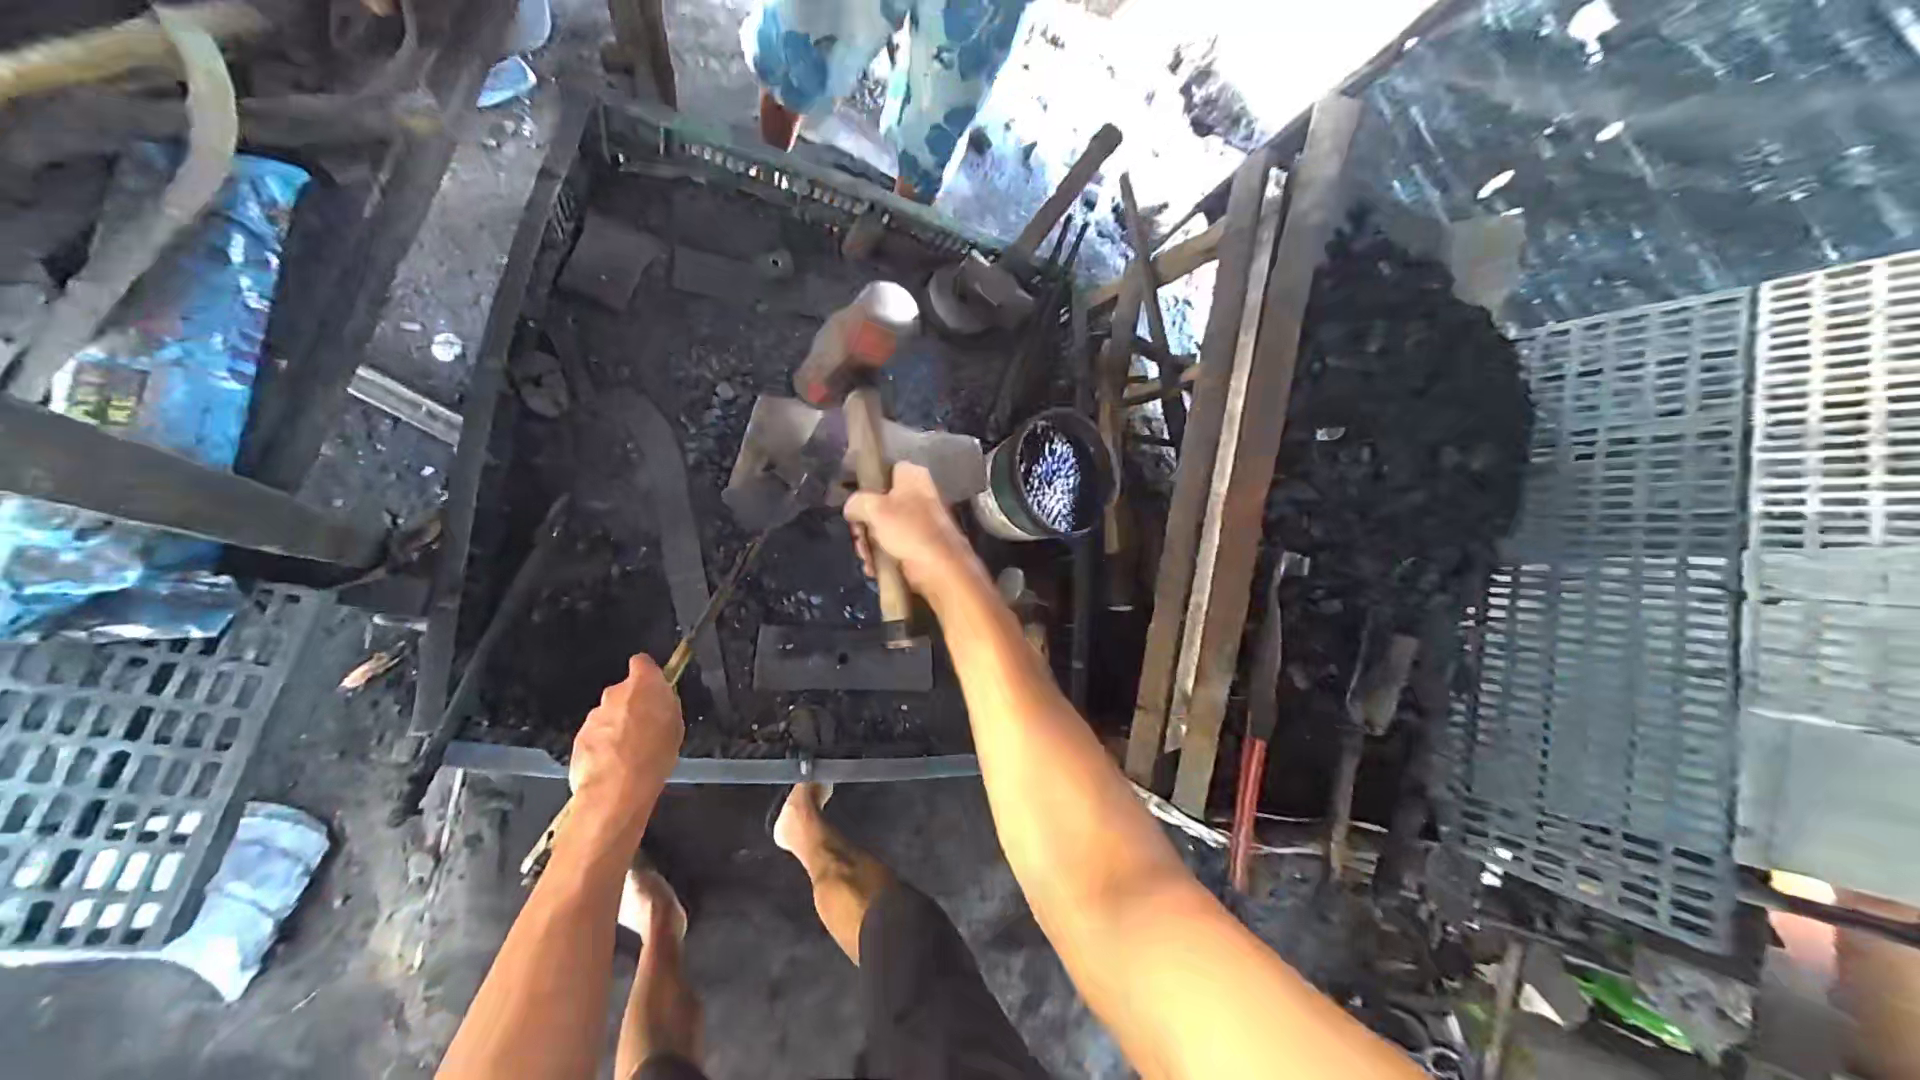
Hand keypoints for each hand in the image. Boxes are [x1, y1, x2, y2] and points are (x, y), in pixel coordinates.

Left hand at [569, 654, 682, 833]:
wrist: (617, 789)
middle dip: (632, 705)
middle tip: (645, 728)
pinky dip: (603, 745)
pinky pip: (596, 735)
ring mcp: (594, 715)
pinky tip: (613, 765)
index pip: (642, 662)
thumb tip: (659, 703)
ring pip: (609, 715)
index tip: (654, 688)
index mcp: (644, 684)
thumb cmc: (654, 755)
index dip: (648, 674)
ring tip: (629, 752)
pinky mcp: (579, 737)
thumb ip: (665, 706)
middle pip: (625, 691)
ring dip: (617, 726)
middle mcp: (615, 694)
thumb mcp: (676, 726)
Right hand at [842, 462, 987, 602]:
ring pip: (882, 528)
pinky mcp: (918, 545)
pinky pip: (891, 546)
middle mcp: (918, 495)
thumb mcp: (874, 508)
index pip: (883, 470)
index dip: (867, 487)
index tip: (856, 505)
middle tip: (859, 537)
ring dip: (869, 544)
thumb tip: (852, 509)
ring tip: (868, 557)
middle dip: (864, 524)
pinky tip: (875, 567)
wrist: (941, 569)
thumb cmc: (909, 530)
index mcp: (912, 476)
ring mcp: (919, 522)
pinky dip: (881, 557)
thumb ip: (856, 502)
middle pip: (878, 504)